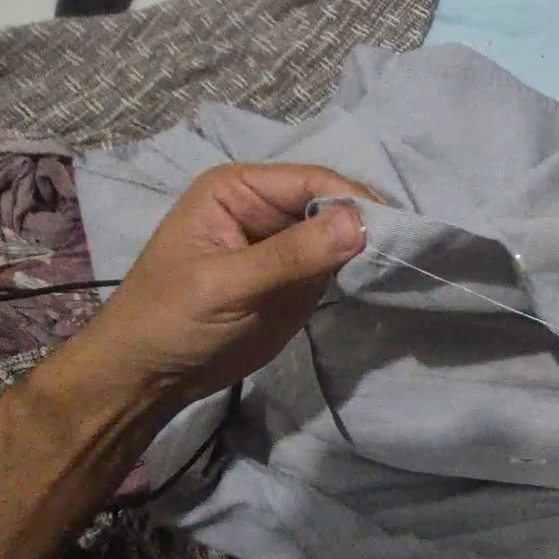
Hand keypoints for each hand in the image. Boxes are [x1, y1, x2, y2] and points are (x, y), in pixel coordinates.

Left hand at [65, 163, 375, 412]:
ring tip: (403, 262)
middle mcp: (268, 207)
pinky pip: (341, 262)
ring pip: (343, 232)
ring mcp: (287, 243)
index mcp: (240, 190)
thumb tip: (360, 224)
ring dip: (371, 246)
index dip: (353, 201)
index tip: (392, 231)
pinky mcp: (302, 276)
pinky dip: (363, 268)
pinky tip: (385, 276)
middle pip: (334, 202)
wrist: (153, 377)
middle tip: (406, 249)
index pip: (313, 181)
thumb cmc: (171, 320)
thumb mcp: (226, 284)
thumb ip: (291, 254)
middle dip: (368, 223)